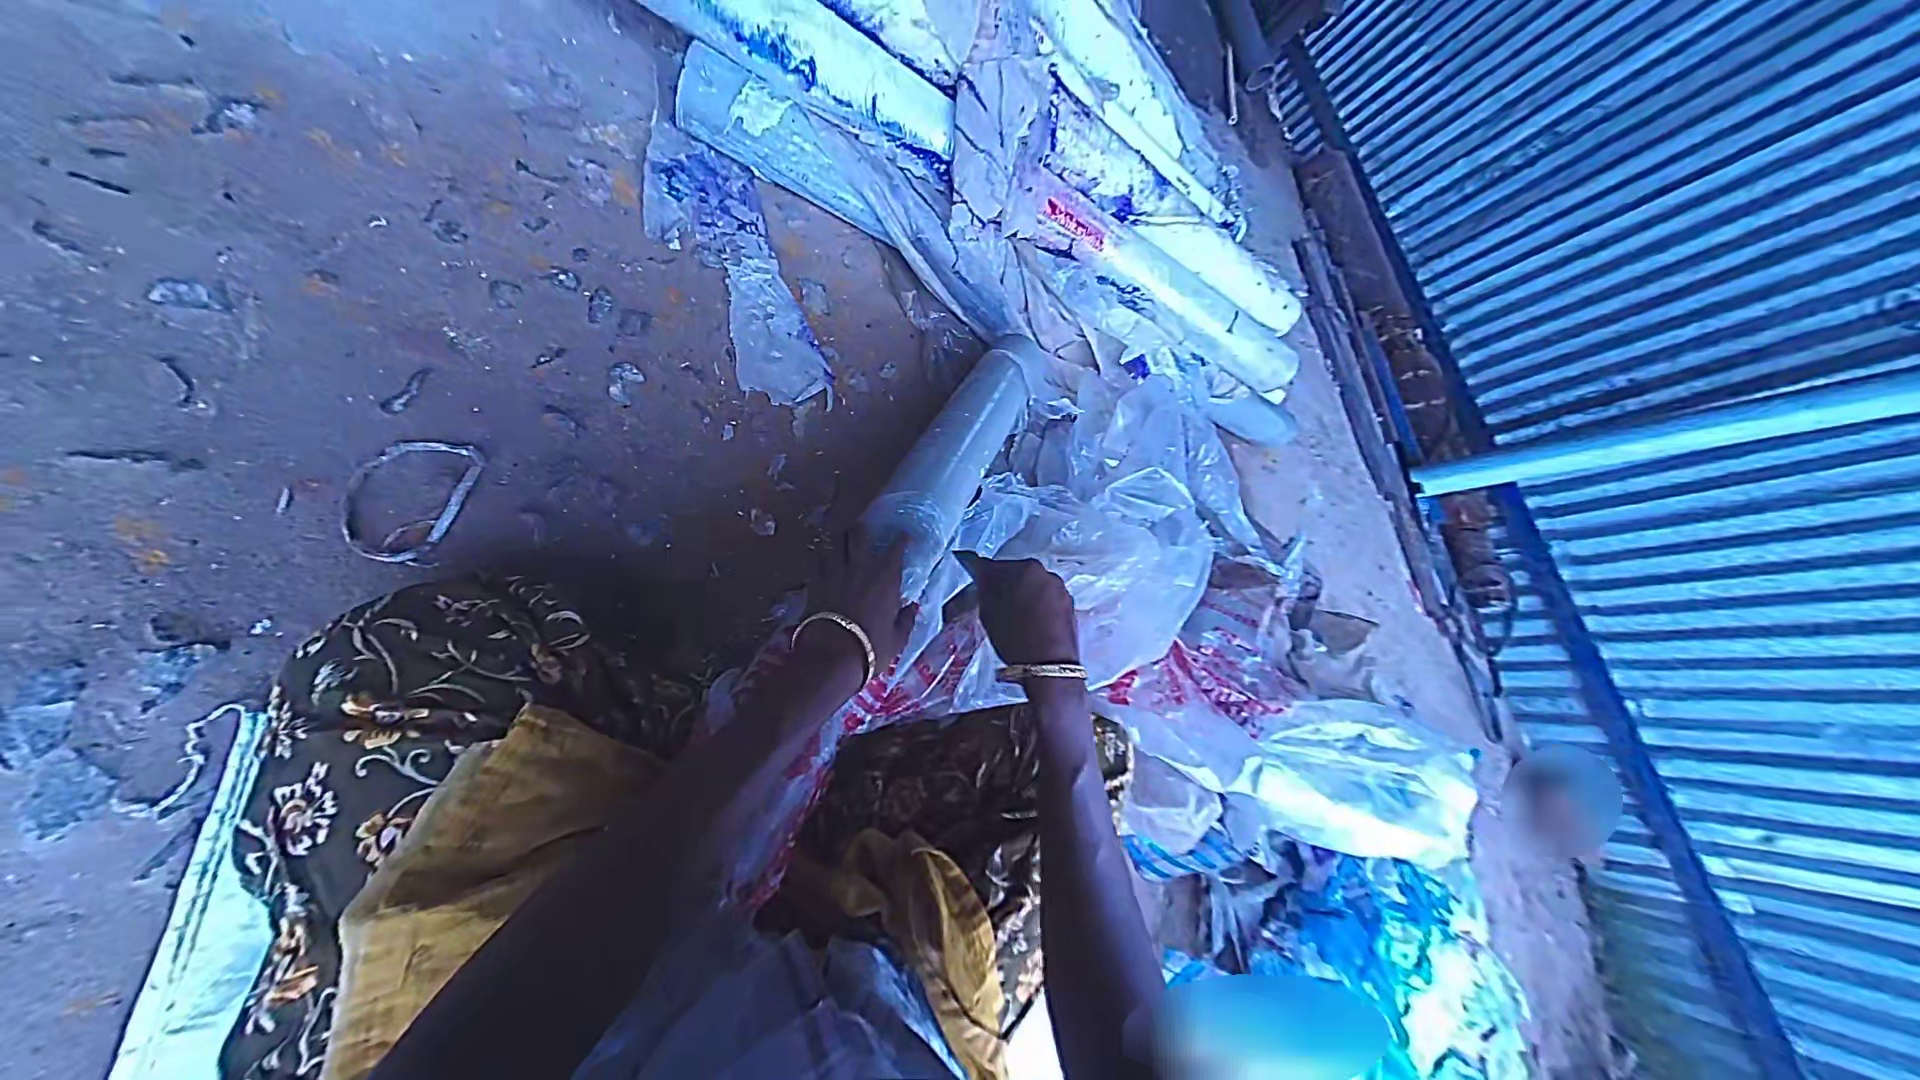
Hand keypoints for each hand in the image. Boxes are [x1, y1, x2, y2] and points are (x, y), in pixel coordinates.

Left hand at [800, 526, 919, 681]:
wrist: (831, 655)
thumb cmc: (871, 647)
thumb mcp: (898, 639)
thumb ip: (906, 620)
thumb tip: (912, 607)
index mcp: (885, 577)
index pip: (895, 548)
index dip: (900, 539)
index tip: (903, 536)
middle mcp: (860, 567)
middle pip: (858, 535)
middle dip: (861, 528)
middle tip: (863, 528)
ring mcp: (834, 572)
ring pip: (834, 543)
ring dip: (839, 539)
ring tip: (840, 539)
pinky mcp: (814, 582)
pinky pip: (816, 560)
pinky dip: (821, 556)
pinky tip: (821, 558)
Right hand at [956, 553, 1078, 665]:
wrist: (1048, 664)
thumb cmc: (1014, 637)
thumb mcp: (987, 612)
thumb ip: (984, 588)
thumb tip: (982, 575)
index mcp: (1020, 566)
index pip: (991, 565)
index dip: (979, 572)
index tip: (974, 576)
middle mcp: (1041, 571)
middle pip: (1015, 572)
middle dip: (1004, 584)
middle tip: (994, 602)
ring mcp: (1058, 586)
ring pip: (1033, 585)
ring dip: (1024, 594)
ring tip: (1015, 616)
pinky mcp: (1069, 602)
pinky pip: (1047, 598)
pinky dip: (1038, 605)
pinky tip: (1032, 622)